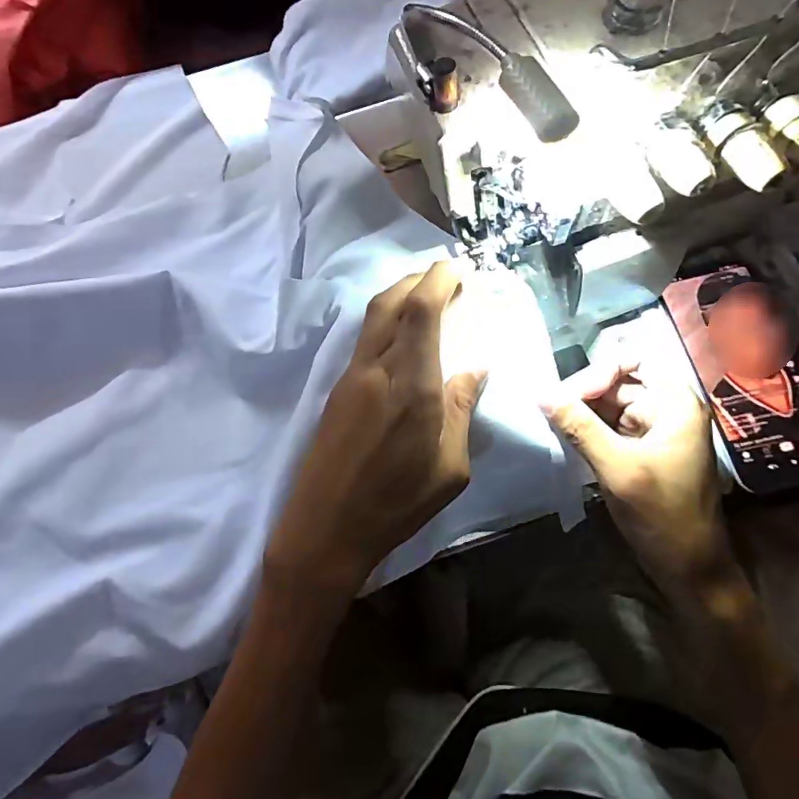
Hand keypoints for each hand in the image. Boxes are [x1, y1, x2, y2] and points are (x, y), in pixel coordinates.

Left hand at [267, 262, 486, 597]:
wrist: (324, 529)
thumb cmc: (396, 505)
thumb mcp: (449, 468)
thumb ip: (460, 411)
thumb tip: (474, 370)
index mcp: (412, 386)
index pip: (421, 312)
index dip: (439, 280)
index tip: (459, 269)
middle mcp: (376, 370)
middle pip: (391, 302)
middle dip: (418, 278)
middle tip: (446, 277)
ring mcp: (350, 377)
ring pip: (373, 317)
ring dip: (400, 295)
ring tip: (427, 297)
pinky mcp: (336, 390)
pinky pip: (365, 339)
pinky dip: (387, 320)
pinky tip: (403, 335)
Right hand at [544, 360, 736, 596]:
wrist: (690, 569)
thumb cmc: (662, 515)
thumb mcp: (617, 468)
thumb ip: (580, 427)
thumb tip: (542, 394)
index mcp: (676, 403)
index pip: (633, 361)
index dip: (599, 372)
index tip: (567, 397)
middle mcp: (670, 408)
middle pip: (619, 381)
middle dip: (585, 393)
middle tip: (551, 411)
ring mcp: (657, 430)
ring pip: (611, 405)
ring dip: (583, 412)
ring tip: (553, 423)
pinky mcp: (644, 450)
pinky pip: (612, 427)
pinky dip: (590, 429)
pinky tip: (566, 436)